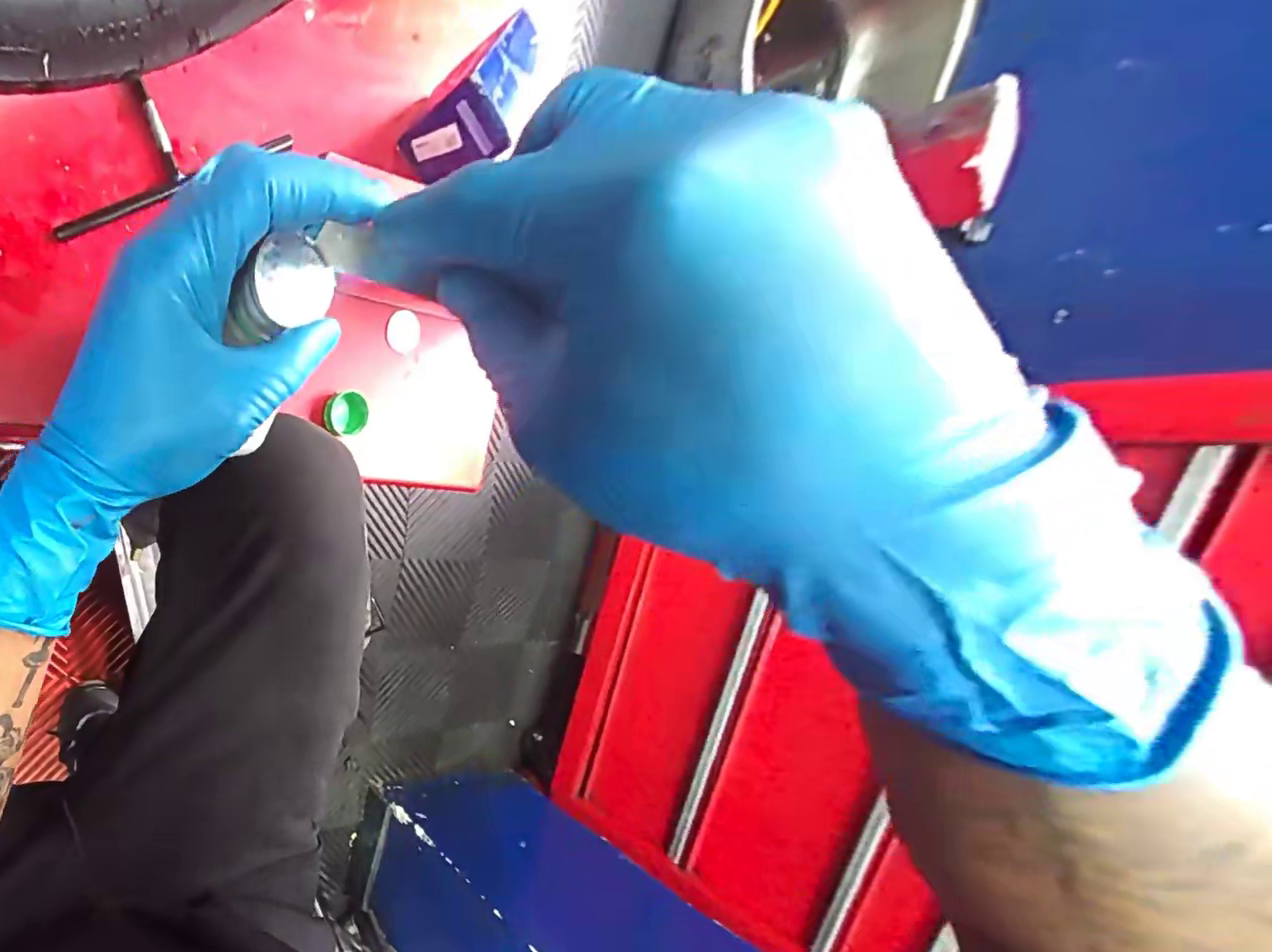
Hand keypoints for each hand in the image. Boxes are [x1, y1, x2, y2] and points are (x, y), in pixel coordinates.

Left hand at [0, 146, 388, 635]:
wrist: (89, 467)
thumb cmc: (154, 436)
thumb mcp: (239, 401)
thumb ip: (291, 356)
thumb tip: (324, 328)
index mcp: (176, 262)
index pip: (255, 187)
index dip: (320, 184)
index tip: (367, 202)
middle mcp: (161, 249)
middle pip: (238, 183)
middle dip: (303, 193)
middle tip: (349, 221)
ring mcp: (155, 268)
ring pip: (226, 212)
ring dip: (279, 221)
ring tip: (324, 247)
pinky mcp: (157, 291)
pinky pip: (214, 248)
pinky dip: (255, 252)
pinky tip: (280, 278)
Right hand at [374, 70, 1226, 785]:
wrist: (891, 499)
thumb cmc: (703, 476)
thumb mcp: (554, 418)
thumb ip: (494, 326)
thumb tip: (468, 272)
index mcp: (624, 215)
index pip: (479, 201)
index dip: (419, 230)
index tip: (388, 252)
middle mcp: (707, 138)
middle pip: (554, 131)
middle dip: (505, 200)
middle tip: (495, 270)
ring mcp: (783, 133)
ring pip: (631, 125)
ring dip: (577, 193)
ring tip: (583, 276)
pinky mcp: (834, 151)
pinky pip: (700, 149)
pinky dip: (649, 196)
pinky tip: (657, 268)